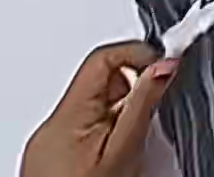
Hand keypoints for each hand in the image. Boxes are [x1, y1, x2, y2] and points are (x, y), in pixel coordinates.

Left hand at [21, 42, 176, 176]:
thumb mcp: (124, 151)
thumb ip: (144, 102)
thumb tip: (166, 62)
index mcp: (64, 119)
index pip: (103, 58)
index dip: (137, 54)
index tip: (161, 68)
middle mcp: (51, 127)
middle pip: (101, 78)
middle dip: (132, 87)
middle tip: (147, 111)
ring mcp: (47, 144)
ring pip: (96, 101)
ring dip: (122, 109)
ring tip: (130, 139)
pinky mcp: (50, 158)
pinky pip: (86, 123)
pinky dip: (109, 127)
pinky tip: (115, 152)